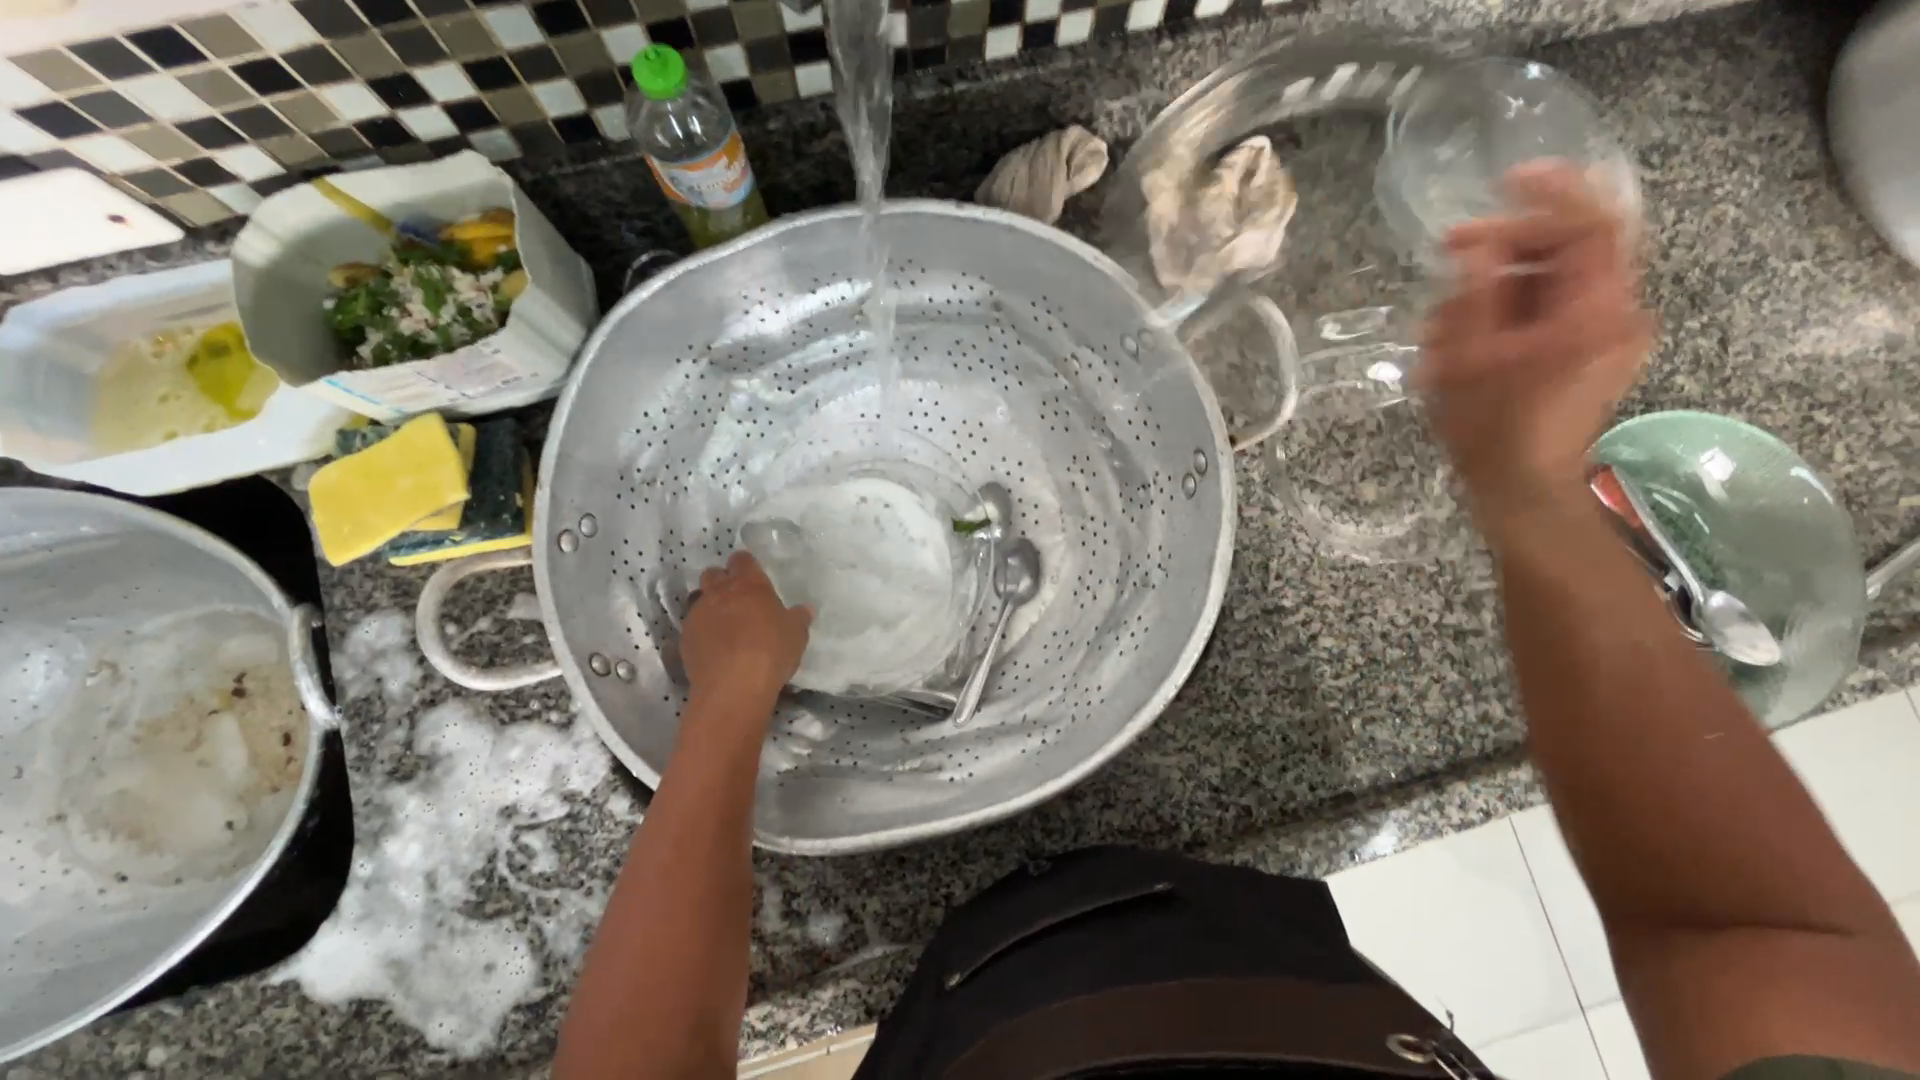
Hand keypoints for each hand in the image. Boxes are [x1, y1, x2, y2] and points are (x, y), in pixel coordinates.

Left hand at [680, 552, 811, 709]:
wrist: (733, 686)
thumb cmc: (771, 652)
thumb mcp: (797, 635)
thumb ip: (798, 618)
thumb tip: (804, 610)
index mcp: (749, 584)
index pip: (742, 559)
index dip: (746, 566)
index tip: (753, 577)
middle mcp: (719, 592)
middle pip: (713, 573)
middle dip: (722, 581)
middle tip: (737, 599)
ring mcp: (698, 614)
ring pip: (698, 599)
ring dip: (709, 605)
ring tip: (723, 624)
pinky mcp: (685, 637)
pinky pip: (693, 625)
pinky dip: (702, 631)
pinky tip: (714, 647)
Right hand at [1418, 161, 1655, 544]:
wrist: (1522, 488)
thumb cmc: (1491, 431)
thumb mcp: (1467, 361)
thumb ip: (1474, 295)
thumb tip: (1475, 248)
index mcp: (1594, 312)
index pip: (1592, 223)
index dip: (1552, 193)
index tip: (1504, 182)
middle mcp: (1618, 313)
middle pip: (1574, 246)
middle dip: (1510, 244)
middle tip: (1451, 254)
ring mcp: (1612, 332)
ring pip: (1561, 276)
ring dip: (1505, 280)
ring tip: (1451, 313)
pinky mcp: (1596, 348)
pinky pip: (1560, 303)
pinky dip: (1518, 303)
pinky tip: (1475, 330)